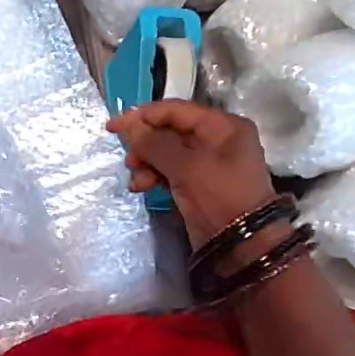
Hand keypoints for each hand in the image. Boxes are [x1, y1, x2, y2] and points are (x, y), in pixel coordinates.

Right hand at [107, 101, 276, 246]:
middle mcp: (216, 140)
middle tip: (128, 161)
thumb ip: (155, 144)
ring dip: (147, 164)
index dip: (142, 116)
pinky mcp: (198, 185)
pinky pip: (170, 172)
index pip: (176, 111)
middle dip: (145, 145)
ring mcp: (207, 164)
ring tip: (136, 181)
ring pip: (167, 154)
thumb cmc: (219, 197)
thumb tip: (129, 127)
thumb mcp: (187, 168)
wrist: (242, 245)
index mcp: (222, 126)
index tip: (112, 127)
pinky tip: (142, 187)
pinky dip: (154, 177)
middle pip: (170, 132)